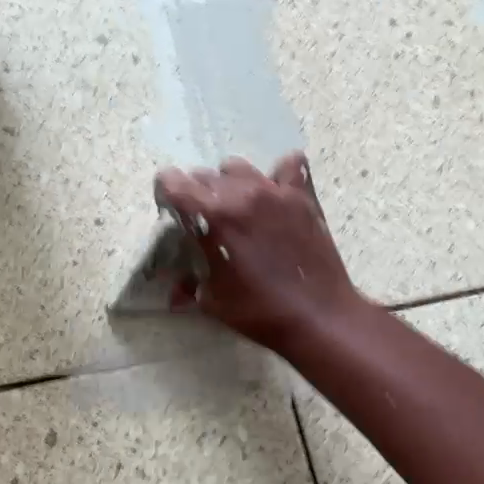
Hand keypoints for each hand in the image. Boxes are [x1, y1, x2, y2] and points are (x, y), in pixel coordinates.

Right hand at [154, 151, 362, 348]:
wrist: (319, 317)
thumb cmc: (259, 312)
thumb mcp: (212, 300)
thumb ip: (189, 283)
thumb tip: (174, 289)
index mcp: (213, 216)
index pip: (173, 183)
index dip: (165, 195)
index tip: (170, 212)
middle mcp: (242, 194)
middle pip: (205, 176)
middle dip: (196, 194)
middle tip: (203, 221)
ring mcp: (276, 192)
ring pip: (239, 168)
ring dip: (229, 183)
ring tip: (236, 207)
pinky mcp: (303, 197)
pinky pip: (288, 166)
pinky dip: (277, 176)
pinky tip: (275, 194)